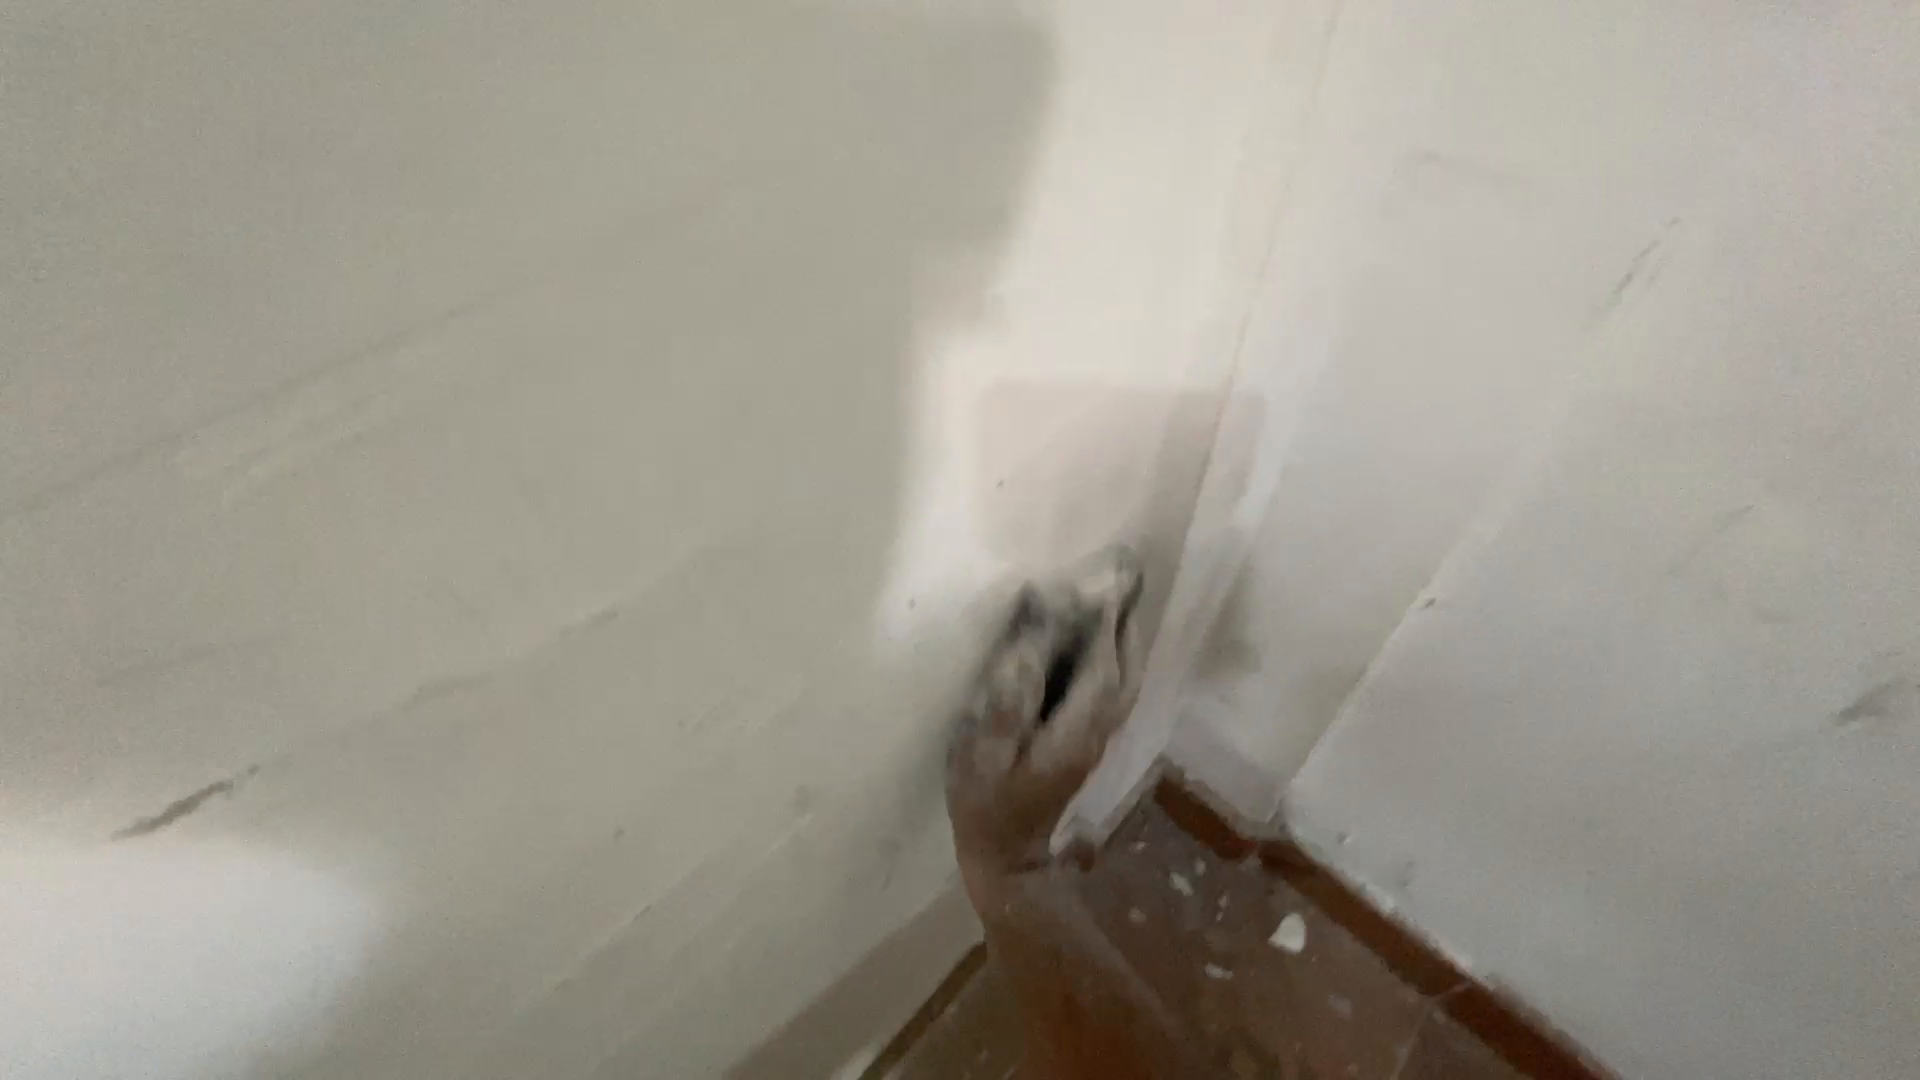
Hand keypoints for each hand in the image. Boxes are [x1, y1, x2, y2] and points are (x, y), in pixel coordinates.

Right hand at [945, 548, 1144, 892]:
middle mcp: (1100, 727)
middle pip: (1126, 664)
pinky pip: (1116, 684)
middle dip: (1127, 617)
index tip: (1105, 575)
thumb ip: (1010, 695)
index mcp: (1076, 728)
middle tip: (1126, 571)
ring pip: (1127, 674)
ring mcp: (1099, 735)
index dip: (1102, 619)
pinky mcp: (1091, 738)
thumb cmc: (986, 799)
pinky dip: (1117, 653)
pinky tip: (1105, 638)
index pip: (1101, 662)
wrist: (1007, 854)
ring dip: (1126, 633)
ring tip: (1120, 594)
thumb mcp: (983, 749)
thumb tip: (1032, 640)